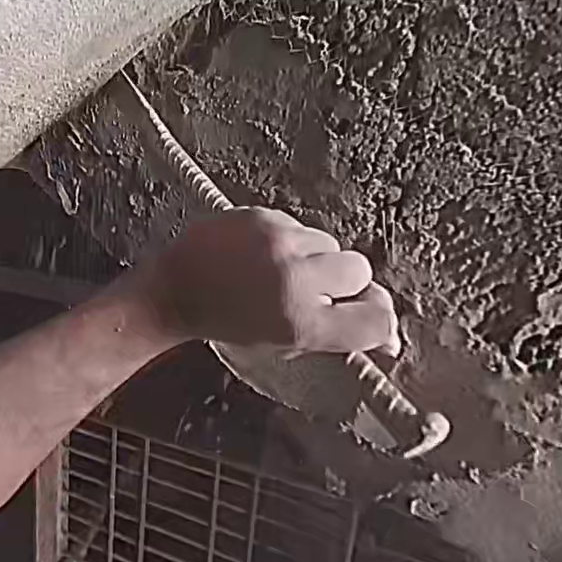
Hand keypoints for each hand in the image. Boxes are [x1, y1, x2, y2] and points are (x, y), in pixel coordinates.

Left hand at [137, 208, 398, 353]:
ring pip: (327, 243)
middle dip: (340, 281)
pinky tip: (258, 254)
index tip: (361, 313)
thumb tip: (387, 335)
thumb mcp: (278, 344)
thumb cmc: (223, 321)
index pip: (375, 319)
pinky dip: (286, 240)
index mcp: (302, 323)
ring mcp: (278, 243)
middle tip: (309, 288)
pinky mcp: (262, 216)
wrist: (174, 289)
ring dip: (311, 257)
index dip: (374, 317)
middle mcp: (295, 280)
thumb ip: (331, 336)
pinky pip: (296, 226)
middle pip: (360, 270)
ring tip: (274, 270)